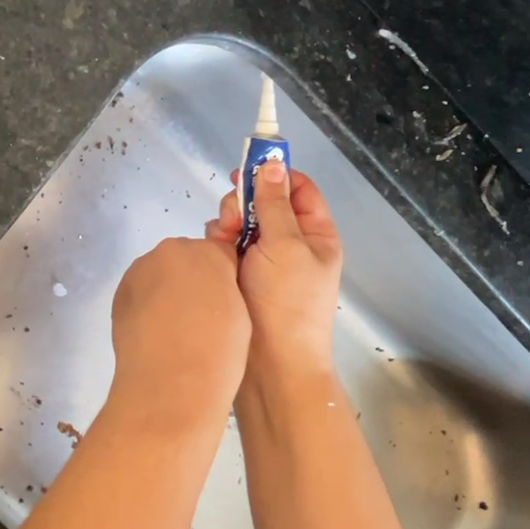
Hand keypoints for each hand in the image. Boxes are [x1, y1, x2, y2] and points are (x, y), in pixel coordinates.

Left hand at [107, 237, 250, 432]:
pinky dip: (149, 306)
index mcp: (205, 252)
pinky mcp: (119, 294)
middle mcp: (167, 252)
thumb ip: (227, 284)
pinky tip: (157, 334)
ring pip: (160, 274)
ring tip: (178, 330)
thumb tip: (214, 284)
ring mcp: (138, 272)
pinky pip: (141, 292)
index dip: (226, 278)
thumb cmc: (218, 350)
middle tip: (203, 318)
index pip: (221, 253)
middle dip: (194, 280)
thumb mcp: (240, 311)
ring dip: (168, 292)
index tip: (228, 303)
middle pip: (186, 259)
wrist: (170, 384)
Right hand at [206, 162, 343, 368]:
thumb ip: (274, 203)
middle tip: (235, 220)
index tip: (247, 168)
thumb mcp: (286, 247)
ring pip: (238, 221)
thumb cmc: (287, 303)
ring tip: (225, 246)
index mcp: (314, 234)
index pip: (297, 187)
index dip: (274, 173)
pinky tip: (215, 257)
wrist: (270, 364)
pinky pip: (222, 243)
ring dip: (227, 225)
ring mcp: (262, 258)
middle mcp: (289, 242)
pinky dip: (216, 244)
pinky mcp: (238, 272)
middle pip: (262, 200)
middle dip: (243, 203)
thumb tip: (272, 164)